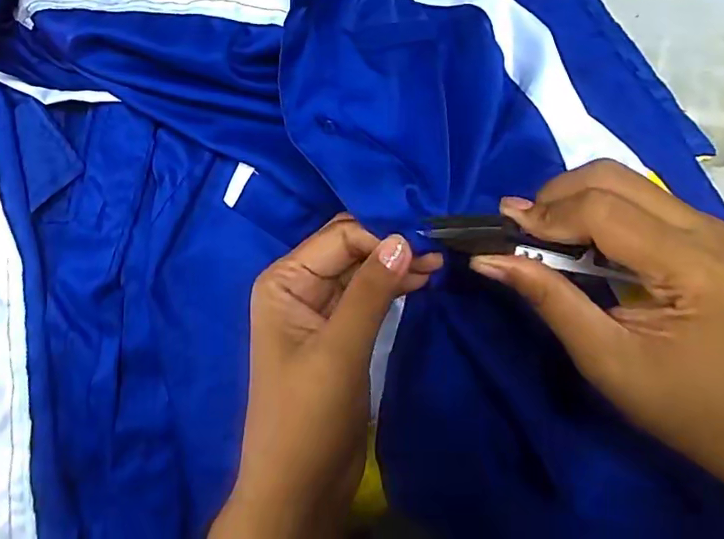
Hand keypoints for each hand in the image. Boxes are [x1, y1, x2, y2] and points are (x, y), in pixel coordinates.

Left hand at [211, 215, 441, 538]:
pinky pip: (366, 296)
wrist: (298, 490)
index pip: (337, 238)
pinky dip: (391, 288)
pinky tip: (421, 281)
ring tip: (439, 263)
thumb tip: (402, 238)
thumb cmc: (307, 415)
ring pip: (360, 271)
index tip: (426, 237)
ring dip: (394, 265)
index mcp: (284, 279)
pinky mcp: (338, 333)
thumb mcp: (340, 350)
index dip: (380, 233)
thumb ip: (370, 292)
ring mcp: (318, 309)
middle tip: (439, 247)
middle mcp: (298, 285)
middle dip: (388, 244)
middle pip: (348, 248)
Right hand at [472, 162, 723, 538]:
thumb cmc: (683, 405)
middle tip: (526, 230)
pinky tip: (586, 238)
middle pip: (614, 179)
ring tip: (550, 233)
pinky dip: (599, 204)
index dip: (549, 214)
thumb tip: (486, 257)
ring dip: (576, 196)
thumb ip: (548, 299)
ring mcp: (718, 227)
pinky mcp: (712, 229)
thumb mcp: (606, 361)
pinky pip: (641, 194)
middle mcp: (715, 235)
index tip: (507, 231)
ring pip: (625, 179)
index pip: (607, 212)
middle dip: (557, 196)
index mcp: (700, 272)